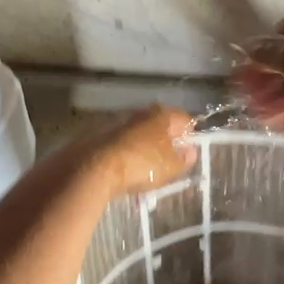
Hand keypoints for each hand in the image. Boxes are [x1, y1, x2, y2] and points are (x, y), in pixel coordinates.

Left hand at [79, 104, 195, 195]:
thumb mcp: (170, 167)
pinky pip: (120, 144)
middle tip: (169, 162)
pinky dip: (125, 154)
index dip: (190, 135)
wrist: (93, 168)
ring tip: (146, 170)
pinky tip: (125, 170)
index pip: (184, 120)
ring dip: (144, 148)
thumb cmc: (141, 165)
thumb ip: (183, 159)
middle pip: (159, 125)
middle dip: (165, 142)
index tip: (189, 152)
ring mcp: (116, 122)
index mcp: (161, 115)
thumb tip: (190, 152)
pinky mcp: (98, 135)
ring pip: (138, 134)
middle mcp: (139, 112)